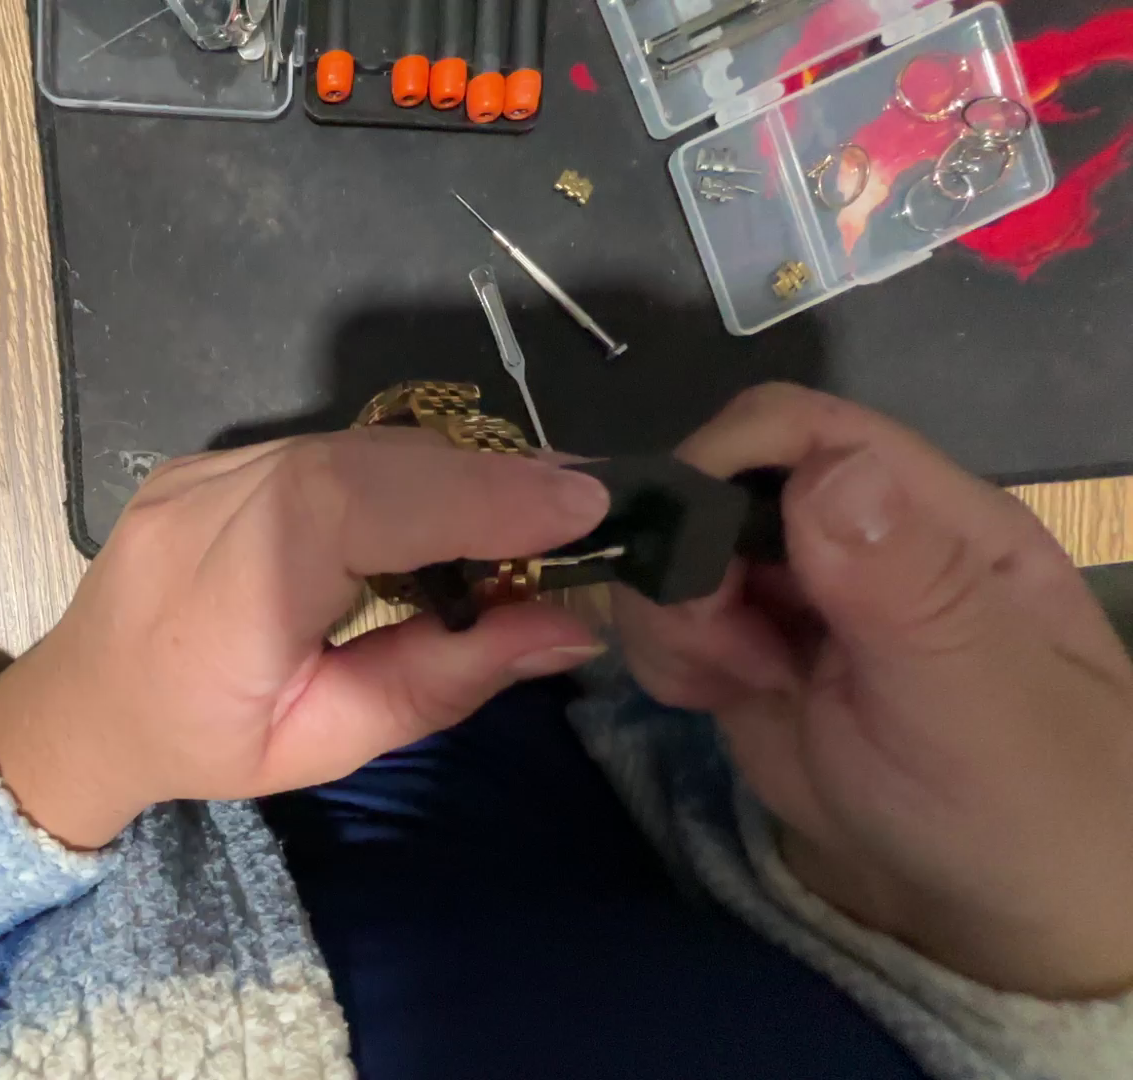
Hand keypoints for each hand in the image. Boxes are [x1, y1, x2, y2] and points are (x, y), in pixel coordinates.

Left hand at [0, 427, 612, 849]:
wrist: (82, 705)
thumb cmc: (198, 743)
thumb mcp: (322, 741)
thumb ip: (436, 680)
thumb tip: (563, 626)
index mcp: (225, 590)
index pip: (360, 507)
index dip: (476, 496)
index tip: (582, 507)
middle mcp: (202, 506)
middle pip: (359, 461)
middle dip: (476, 477)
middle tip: (569, 506)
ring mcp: (194, 473)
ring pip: (341, 447)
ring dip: (436, 471)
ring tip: (513, 507)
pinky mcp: (199, 464)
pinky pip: (311, 451)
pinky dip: (384, 471)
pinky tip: (422, 504)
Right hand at [616, 384, 1132, 998]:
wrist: (965, 901)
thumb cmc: (1018, 807)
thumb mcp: (974, 701)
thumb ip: (907, 586)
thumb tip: (831, 468)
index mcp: (922, 517)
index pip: (794, 429)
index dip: (720, 462)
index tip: (691, 550)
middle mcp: (836, 537)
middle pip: (701, 492)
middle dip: (684, 569)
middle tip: (725, 648)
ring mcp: (773, 590)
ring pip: (661, 558)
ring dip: (669, 624)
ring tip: (732, 684)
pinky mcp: (725, 638)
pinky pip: (648, 617)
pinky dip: (658, 658)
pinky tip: (711, 698)